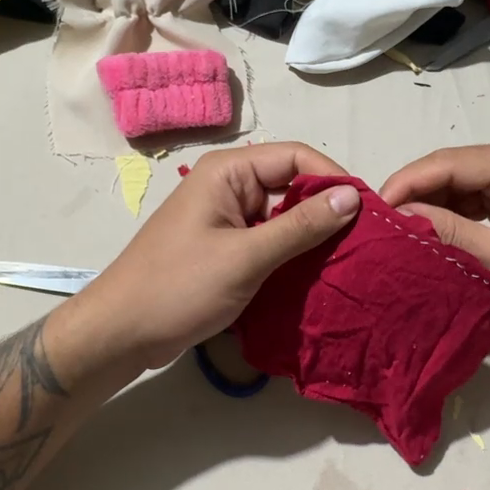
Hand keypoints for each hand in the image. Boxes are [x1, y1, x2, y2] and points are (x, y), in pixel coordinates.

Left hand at [59, 142, 359, 374]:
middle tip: (365, 238)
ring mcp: (227, 215)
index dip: (333, 177)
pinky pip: (270, 237)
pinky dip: (293, 251)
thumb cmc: (179, 286)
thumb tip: (351, 196)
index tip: (367, 211)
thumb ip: (301, 226)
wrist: (122, 332)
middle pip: (292, 182)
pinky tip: (318, 272)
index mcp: (228, 171)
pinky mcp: (226, 245)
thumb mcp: (246, 257)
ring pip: (284, 212)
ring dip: (312, 233)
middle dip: (327, 207)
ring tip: (350, 257)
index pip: (295, 156)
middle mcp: (229, 184)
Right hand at [380, 137, 489, 341]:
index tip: (374, 210)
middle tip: (380, 224)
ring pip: (458, 180)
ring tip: (398, 230)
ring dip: (430, 203)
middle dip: (415, 193)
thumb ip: (451, 233)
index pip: (448, 162)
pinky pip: (472, 191)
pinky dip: (450, 210)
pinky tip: (429, 230)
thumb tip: (400, 216)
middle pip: (450, 167)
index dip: (407, 182)